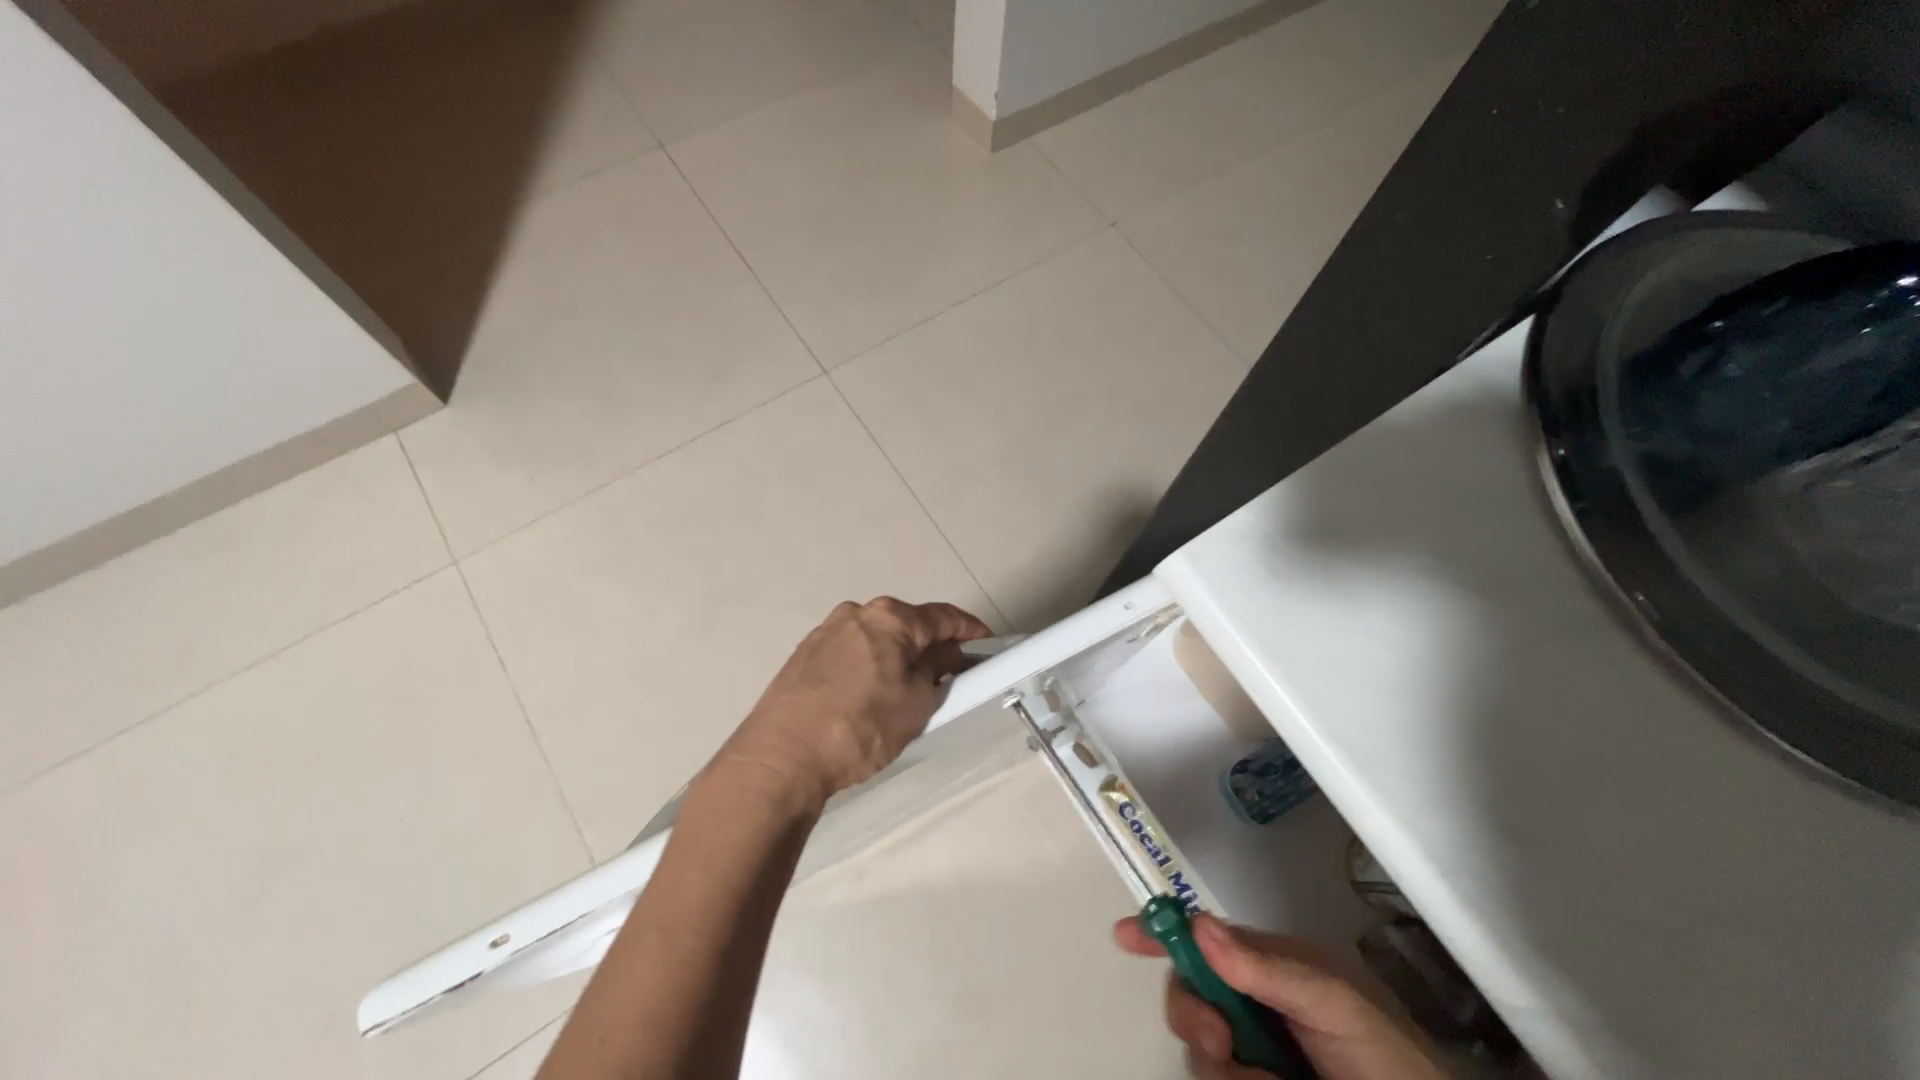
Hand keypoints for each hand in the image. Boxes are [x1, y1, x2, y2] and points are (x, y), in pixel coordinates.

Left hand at [713, 598, 992, 812]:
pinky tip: (871, 699)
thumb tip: (948, 654)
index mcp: (888, 617)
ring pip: (877, 641)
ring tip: (910, 694)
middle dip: (932, 647)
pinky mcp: (803, 658)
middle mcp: (855, 614)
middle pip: (906, 625)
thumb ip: (940, 670)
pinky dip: (870, 669)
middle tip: (952, 676)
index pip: (942, 616)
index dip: (970, 630)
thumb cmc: (861, 727)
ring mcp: (824, 634)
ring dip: (898, 659)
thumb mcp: (917, 703)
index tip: (988, 645)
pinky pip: (851, 656)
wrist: (781, 758)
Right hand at [1114, 914, 1447, 1079]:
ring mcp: (1248, 1052)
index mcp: (1269, 969)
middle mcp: (1250, 1004)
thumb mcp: (1331, 1005)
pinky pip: (1209, 1078)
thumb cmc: (1382, 1059)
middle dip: (1193, 1017)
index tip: (1125, 936)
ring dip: (1222, 1066)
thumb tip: (1199, 926)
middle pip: (1188, 994)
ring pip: (1196, 1049)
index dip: (1162, 932)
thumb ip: (1267, 969)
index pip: (1204, 940)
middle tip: (1222, 1044)